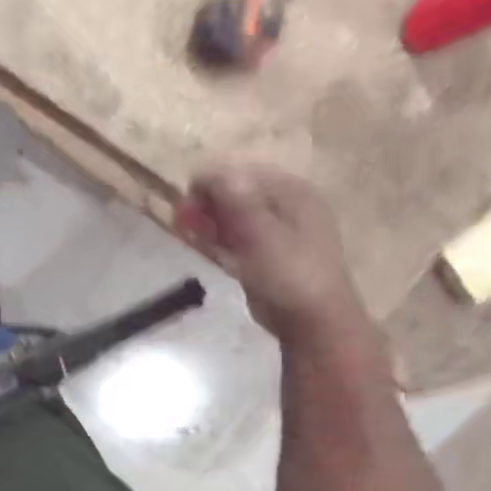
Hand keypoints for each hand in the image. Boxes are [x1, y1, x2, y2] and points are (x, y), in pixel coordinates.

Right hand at [174, 166, 366, 339]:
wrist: (311, 320)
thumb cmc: (290, 273)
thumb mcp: (261, 234)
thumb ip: (236, 202)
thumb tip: (211, 170)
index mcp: (294, 194)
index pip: (246, 175)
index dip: (213, 182)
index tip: (184, 197)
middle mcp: (287, 208)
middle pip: (239, 194)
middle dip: (208, 202)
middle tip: (180, 217)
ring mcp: (276, 233)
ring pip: (235, 218)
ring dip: (209, 220)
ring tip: (183, 229)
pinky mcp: (265, 256)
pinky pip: (237, 239)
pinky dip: (217, 238)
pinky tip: (200, 242)